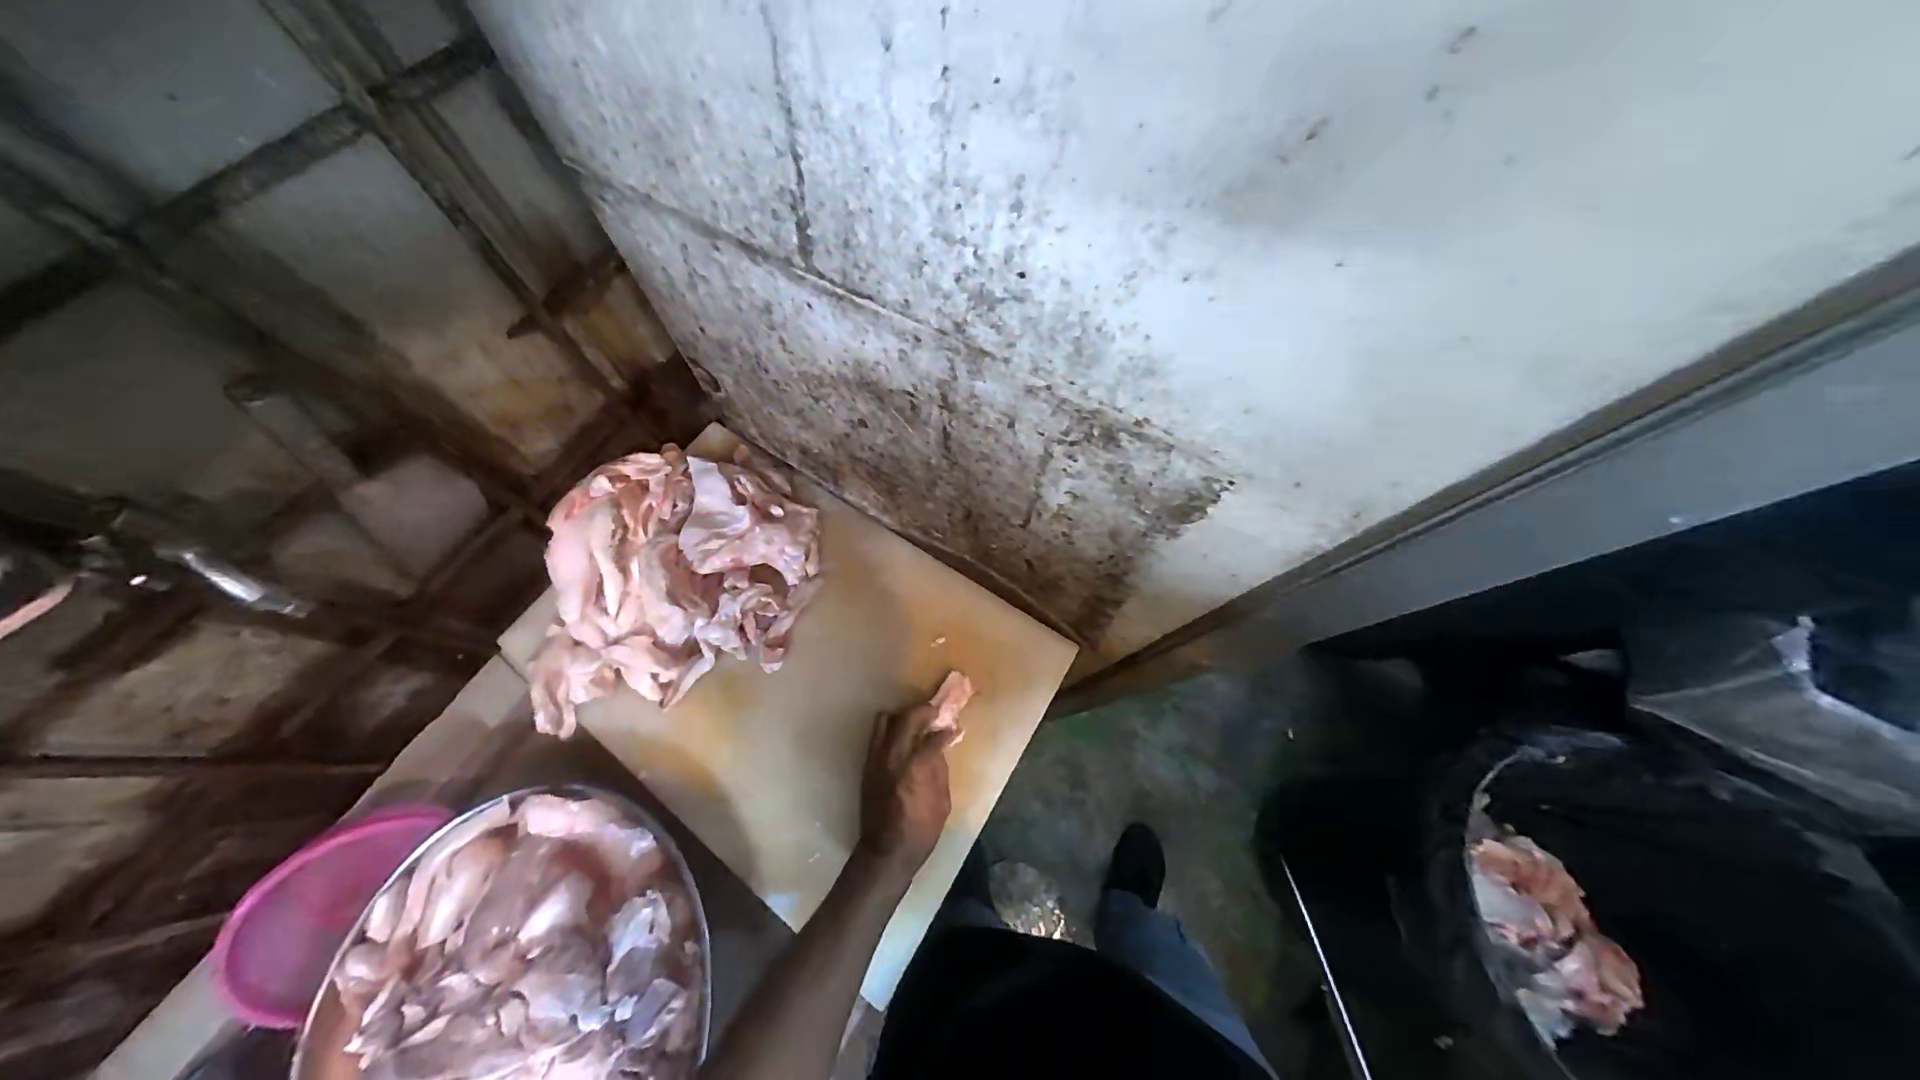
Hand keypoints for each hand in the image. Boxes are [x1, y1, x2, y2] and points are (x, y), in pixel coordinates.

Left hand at [856, 698, 957, 878]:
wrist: (885, 852)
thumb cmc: (920, 831)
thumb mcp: (941, 801)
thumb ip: (939, 769)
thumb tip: (938, 749)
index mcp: (914, 767)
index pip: (931, 736)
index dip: (945, 730)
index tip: (952, 728)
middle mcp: (891, 756)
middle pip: (906, 718)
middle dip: (923, 712)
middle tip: (934, 714)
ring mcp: (875, 759)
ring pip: (885, 720)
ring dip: (903, 717)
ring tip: (916, 724)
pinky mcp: (867, 765)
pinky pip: (877, 735)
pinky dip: (891, 730)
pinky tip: (903, 740)